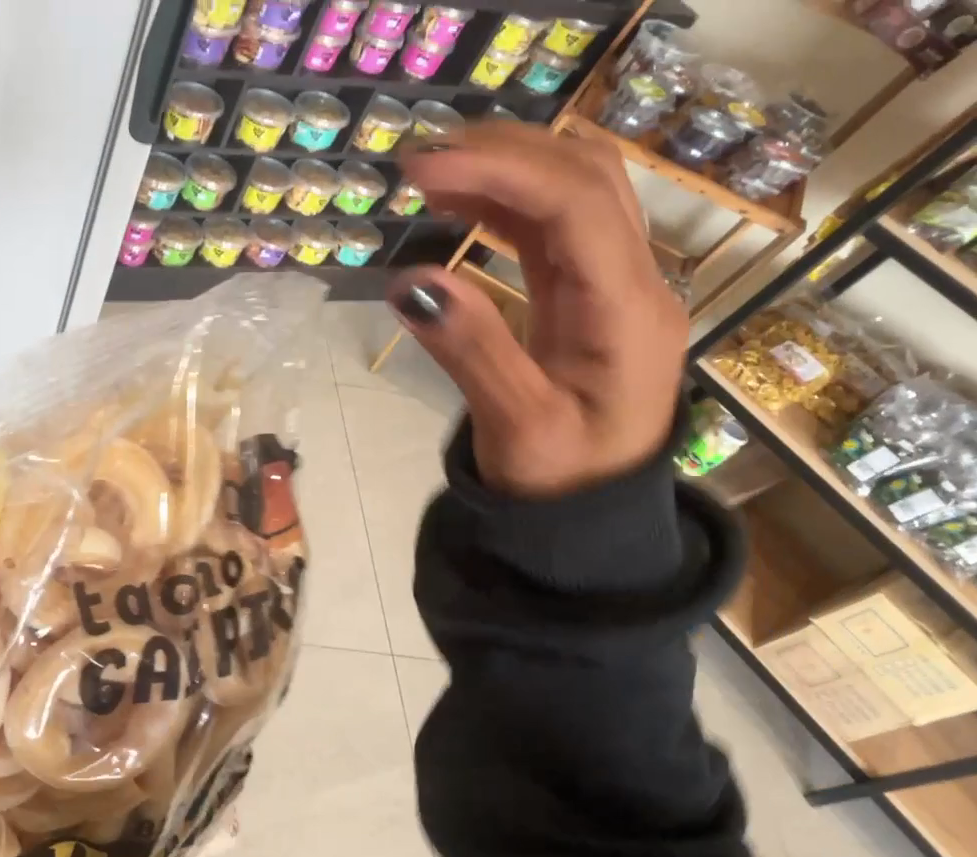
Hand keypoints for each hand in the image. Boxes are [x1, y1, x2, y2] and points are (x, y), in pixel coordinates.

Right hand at [389, 124, 687, 498]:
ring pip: (573, 195)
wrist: (592, 517)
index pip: (573, 207)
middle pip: (586, 179)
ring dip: (507, 171)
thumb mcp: (517, 426)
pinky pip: (552, 231)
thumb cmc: (560, 481)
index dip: (499, 173)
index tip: (421, 170)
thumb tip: (410, 281)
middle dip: (507, 152)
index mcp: (626, 311)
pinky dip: (505, 206)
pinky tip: (458, 204)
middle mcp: (632, 282)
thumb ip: (472, 350)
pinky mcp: (585, 300)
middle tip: (422, 157)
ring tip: (432, 171)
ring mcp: (611, 287)